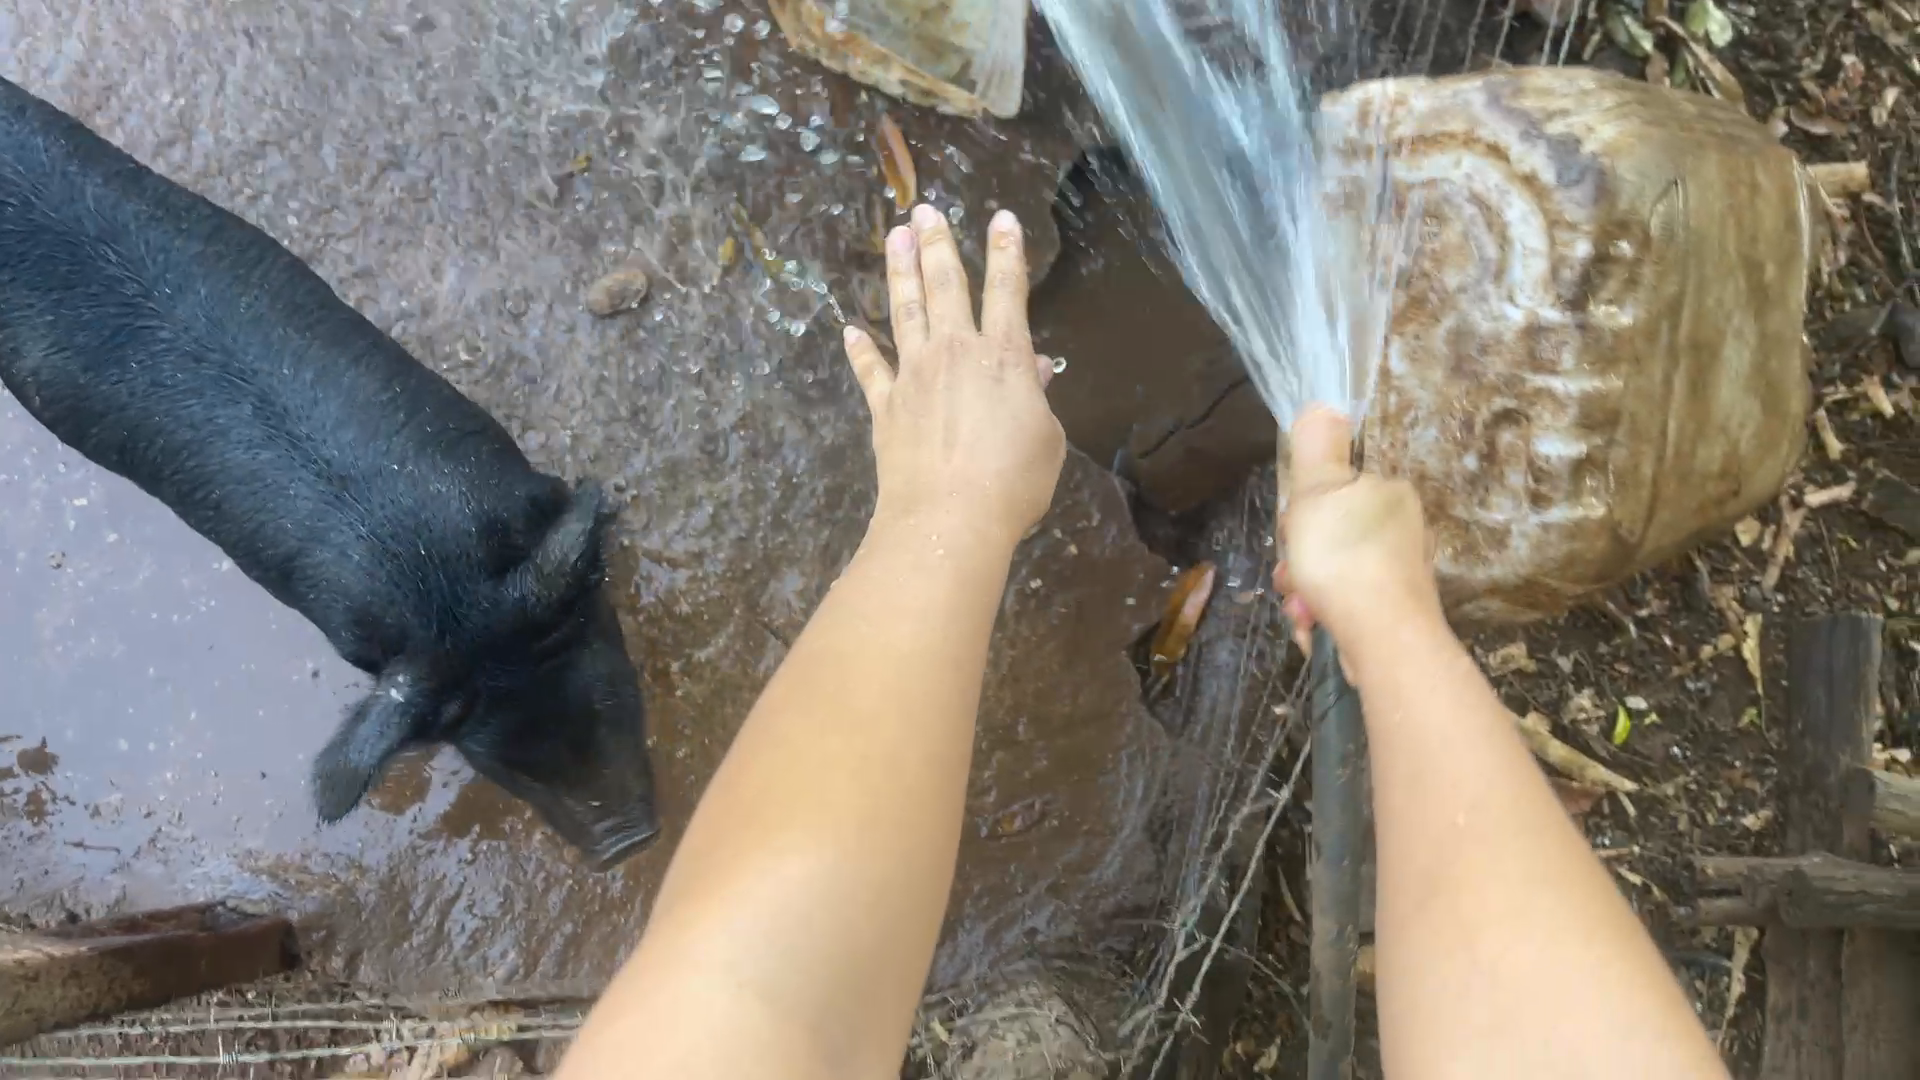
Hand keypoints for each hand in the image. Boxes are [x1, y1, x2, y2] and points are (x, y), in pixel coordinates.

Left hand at [844, 204, 1065, 551]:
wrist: (950, 519)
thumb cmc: (1013, 483)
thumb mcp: (1046, 441)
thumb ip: (1036, 400)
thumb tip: (1034, 371)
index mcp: (1004, 356)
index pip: (1007, 291)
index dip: (1007, 252)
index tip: (1002, 218)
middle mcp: (955, 352)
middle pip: (946, 285)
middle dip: (938, 243)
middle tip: (925, 210)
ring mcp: (914, 375)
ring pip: (905, 311)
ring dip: (900, 271)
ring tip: (894, 236)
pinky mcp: (885, 406)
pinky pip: (871, 370)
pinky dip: (860, 350)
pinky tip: (850, 331)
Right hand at [1274, 405, 1442, 655]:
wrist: (1383, 637)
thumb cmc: (1343, 559)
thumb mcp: (1316, 493)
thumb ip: (1315, 448)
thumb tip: (1323, 403)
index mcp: (1387, 493)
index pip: (1330, 493)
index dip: (1300, 514)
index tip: (1291, 533)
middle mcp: (1402, 527)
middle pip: (1329, 534)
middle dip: (1300, 558)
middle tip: (1292, 574)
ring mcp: (1401, 570)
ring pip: (1333, 570)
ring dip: (1305, 588)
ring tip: (1302, 606)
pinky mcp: (1395, 607)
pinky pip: (1347, 600)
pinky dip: (1324, 610)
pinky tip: (1315, 623)